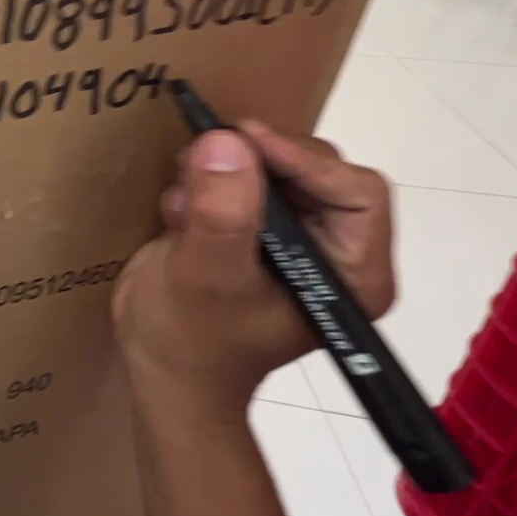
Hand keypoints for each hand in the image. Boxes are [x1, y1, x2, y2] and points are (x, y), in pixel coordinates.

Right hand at [111, 121, 394, 416]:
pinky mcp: (251, 237)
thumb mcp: (204, 273)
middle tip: (204, 154)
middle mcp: (332, 252)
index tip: (242, 141)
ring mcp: (290, 244)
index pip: (355, 191)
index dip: (303, 159)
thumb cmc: (192, 338)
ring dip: (226, 170)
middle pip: (318, 172)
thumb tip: (225, 141)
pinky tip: (178, 212)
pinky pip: (240, 185)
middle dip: (259, 160)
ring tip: (186, 185)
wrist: (161, 374)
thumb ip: (221, 212)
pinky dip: (207, 184)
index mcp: (350, 271)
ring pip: (275, 171)